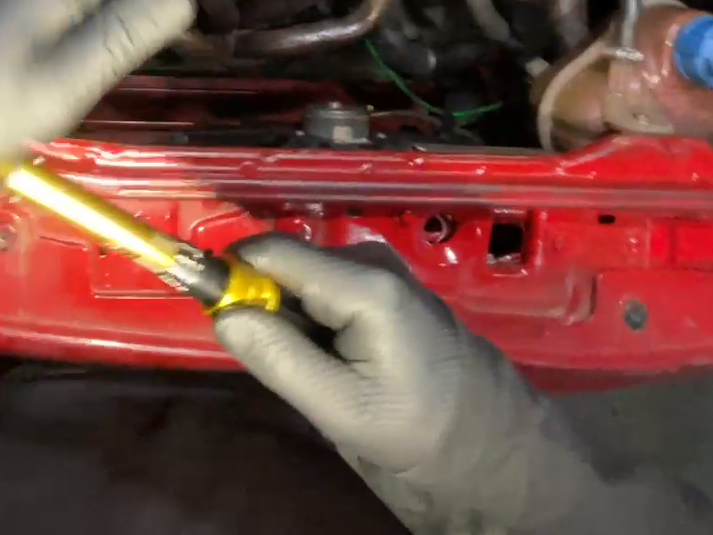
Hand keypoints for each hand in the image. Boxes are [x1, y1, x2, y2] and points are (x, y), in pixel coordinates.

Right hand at [214, 236, 613, 533]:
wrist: (509, 461)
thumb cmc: (427, 439)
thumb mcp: (343, 411)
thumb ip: (277, 357)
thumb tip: (220, 311)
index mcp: (363, 283)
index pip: (270, 251)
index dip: (228, 271)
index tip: (203, 305)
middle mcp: (372, 261)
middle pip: (286, 264)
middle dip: (263, 303)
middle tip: (272, 362)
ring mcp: (383, 273)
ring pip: (303, 282)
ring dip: (289, 318)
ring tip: (314, 372)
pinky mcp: (389, 290)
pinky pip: (327, 292)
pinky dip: (313, 322)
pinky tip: (337, 363)